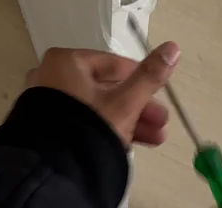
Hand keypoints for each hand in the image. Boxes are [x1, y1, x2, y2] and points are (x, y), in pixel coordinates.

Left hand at [25, 42, 178, 146]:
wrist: (54, 173)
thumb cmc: (86, 127)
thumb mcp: (124, 102)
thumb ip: (149, 77)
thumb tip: (171, 48)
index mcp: (66, 60)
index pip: (112, 64)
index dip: (140, 79)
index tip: (158, 94)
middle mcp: (52, 76)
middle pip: (106, 88)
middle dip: (139, 106)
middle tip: (160, 120)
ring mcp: (50, 103)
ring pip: (97, 107)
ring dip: (128, 120)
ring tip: (155, 137)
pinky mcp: (50, 127)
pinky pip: (84, 122)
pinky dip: (106, 129)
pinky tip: (130, 143)